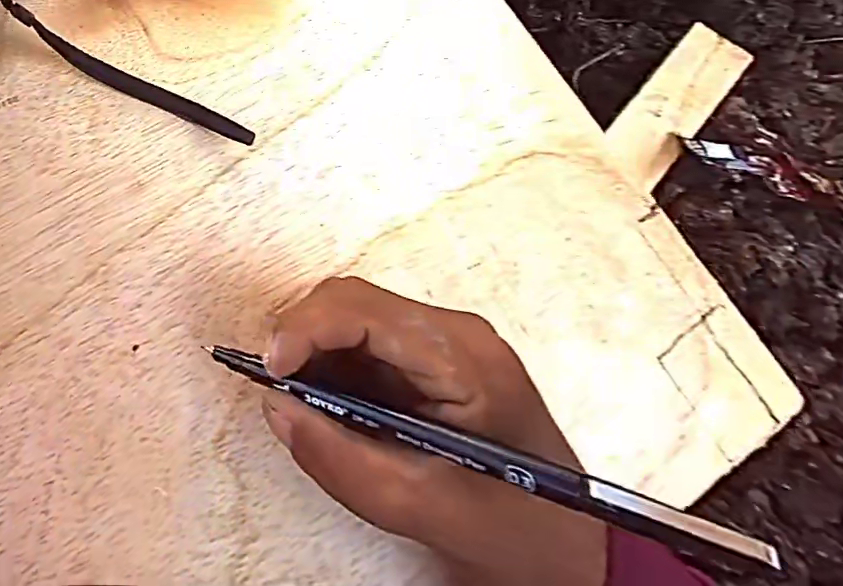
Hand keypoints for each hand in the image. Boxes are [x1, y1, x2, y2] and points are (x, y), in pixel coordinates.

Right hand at [261, 278, 605, 585]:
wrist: (571, 543)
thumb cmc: (508, 527)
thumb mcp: (416, 507)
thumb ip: (337, 458)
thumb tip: (274, 405)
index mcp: (462, 357)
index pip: (360, 310)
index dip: (303, 329)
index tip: (271, 368)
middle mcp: (452, 328)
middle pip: (348, 298)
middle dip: (300, 332)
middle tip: (277, 380)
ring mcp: (442, 332)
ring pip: (347, 308)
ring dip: (310, 342)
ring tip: (298, 388)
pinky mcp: (426, 346)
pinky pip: (358, 330)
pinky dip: (326, 353)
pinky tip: (325, 389)